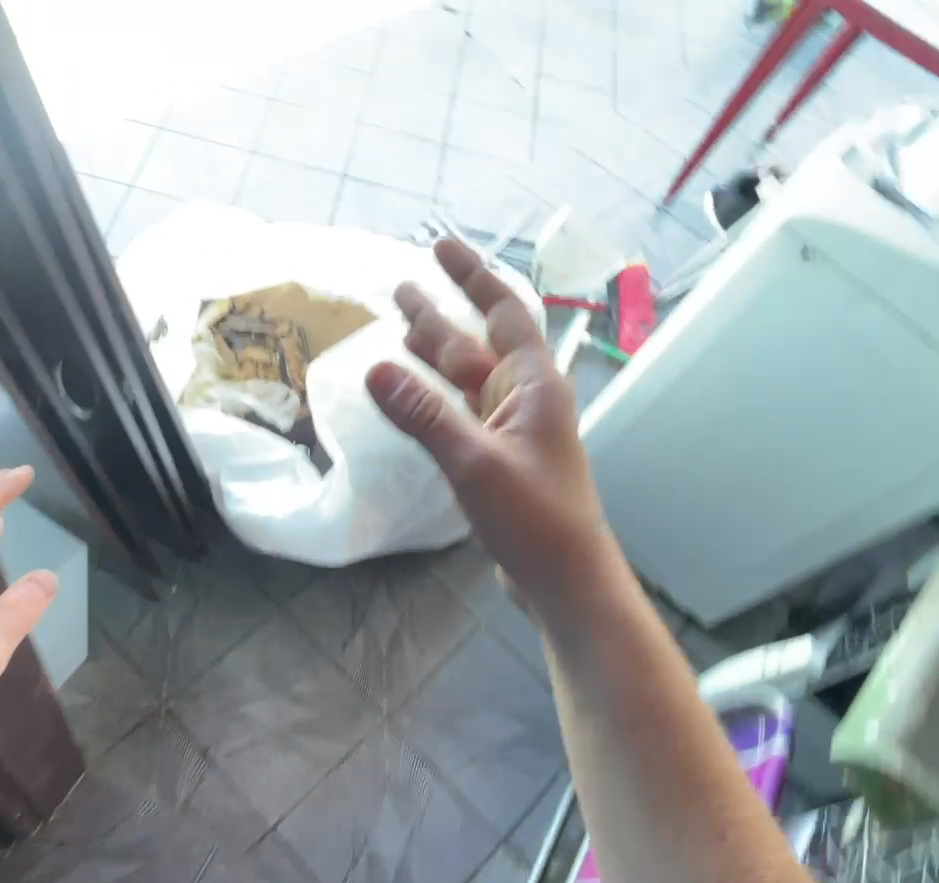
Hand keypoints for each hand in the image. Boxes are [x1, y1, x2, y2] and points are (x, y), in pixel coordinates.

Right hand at [366, 237, 619, 614]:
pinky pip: (462, 412)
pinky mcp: (499, 459)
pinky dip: (437, 398)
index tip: (439, 247)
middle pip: (478, 342)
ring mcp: (512, 430)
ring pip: (468, 379)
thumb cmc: (532, 518)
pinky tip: (415, 395)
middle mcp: (525, 398)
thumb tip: (374, 368)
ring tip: (401, 329)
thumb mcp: (473, 462)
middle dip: (441, 313)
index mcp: (533, 385)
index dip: (472, 276)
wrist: (564, 578)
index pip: (502, 312)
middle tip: (399, 288)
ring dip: (436, 354)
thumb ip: (424, 414)